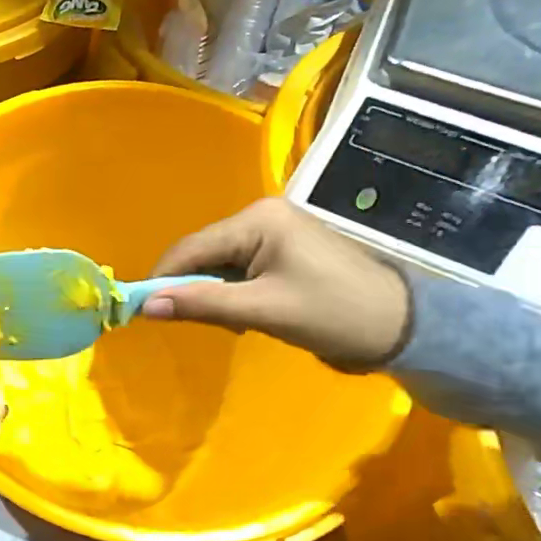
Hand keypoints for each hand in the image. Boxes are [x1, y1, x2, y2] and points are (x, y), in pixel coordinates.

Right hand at [141, 198, 410, 370]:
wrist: (399, 325)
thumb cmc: (331, 313)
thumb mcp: (262, 310)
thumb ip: (203, 305)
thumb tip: (146, 306)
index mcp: (258, 219)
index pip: (193, 247)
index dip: (163, 278)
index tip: (141, 310)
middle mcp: (263, 214)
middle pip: (206, 253)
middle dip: (198, 290)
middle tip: (207, 325)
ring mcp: (277, 229)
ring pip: (223, 263)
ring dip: (220, 295)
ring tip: (241, 323)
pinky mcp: (287, 248)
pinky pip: (244, 268)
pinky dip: (238, 292)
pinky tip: (253, 313)